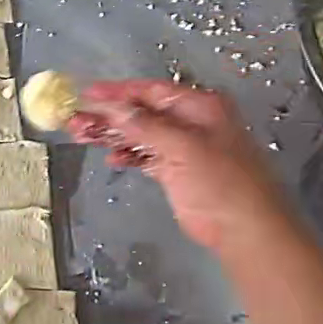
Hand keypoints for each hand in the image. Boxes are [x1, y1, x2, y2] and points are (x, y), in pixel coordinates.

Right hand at [69, 79, 291, 253]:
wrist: (246, 232)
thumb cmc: (221, 183)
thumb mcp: (182, 147)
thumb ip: (144, 125)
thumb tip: (111, 107)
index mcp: (199, 107)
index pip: (151, 91)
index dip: (118, 92)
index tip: (87, 94)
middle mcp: (190, 122)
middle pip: (140, 111)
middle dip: (108, 115)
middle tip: (76, 119)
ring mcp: (182, 147)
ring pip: (138, 133)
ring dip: (111, 134)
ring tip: (81, 135)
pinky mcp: (175, 170)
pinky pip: (143, 154)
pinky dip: (126, 154)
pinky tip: (111, 158)